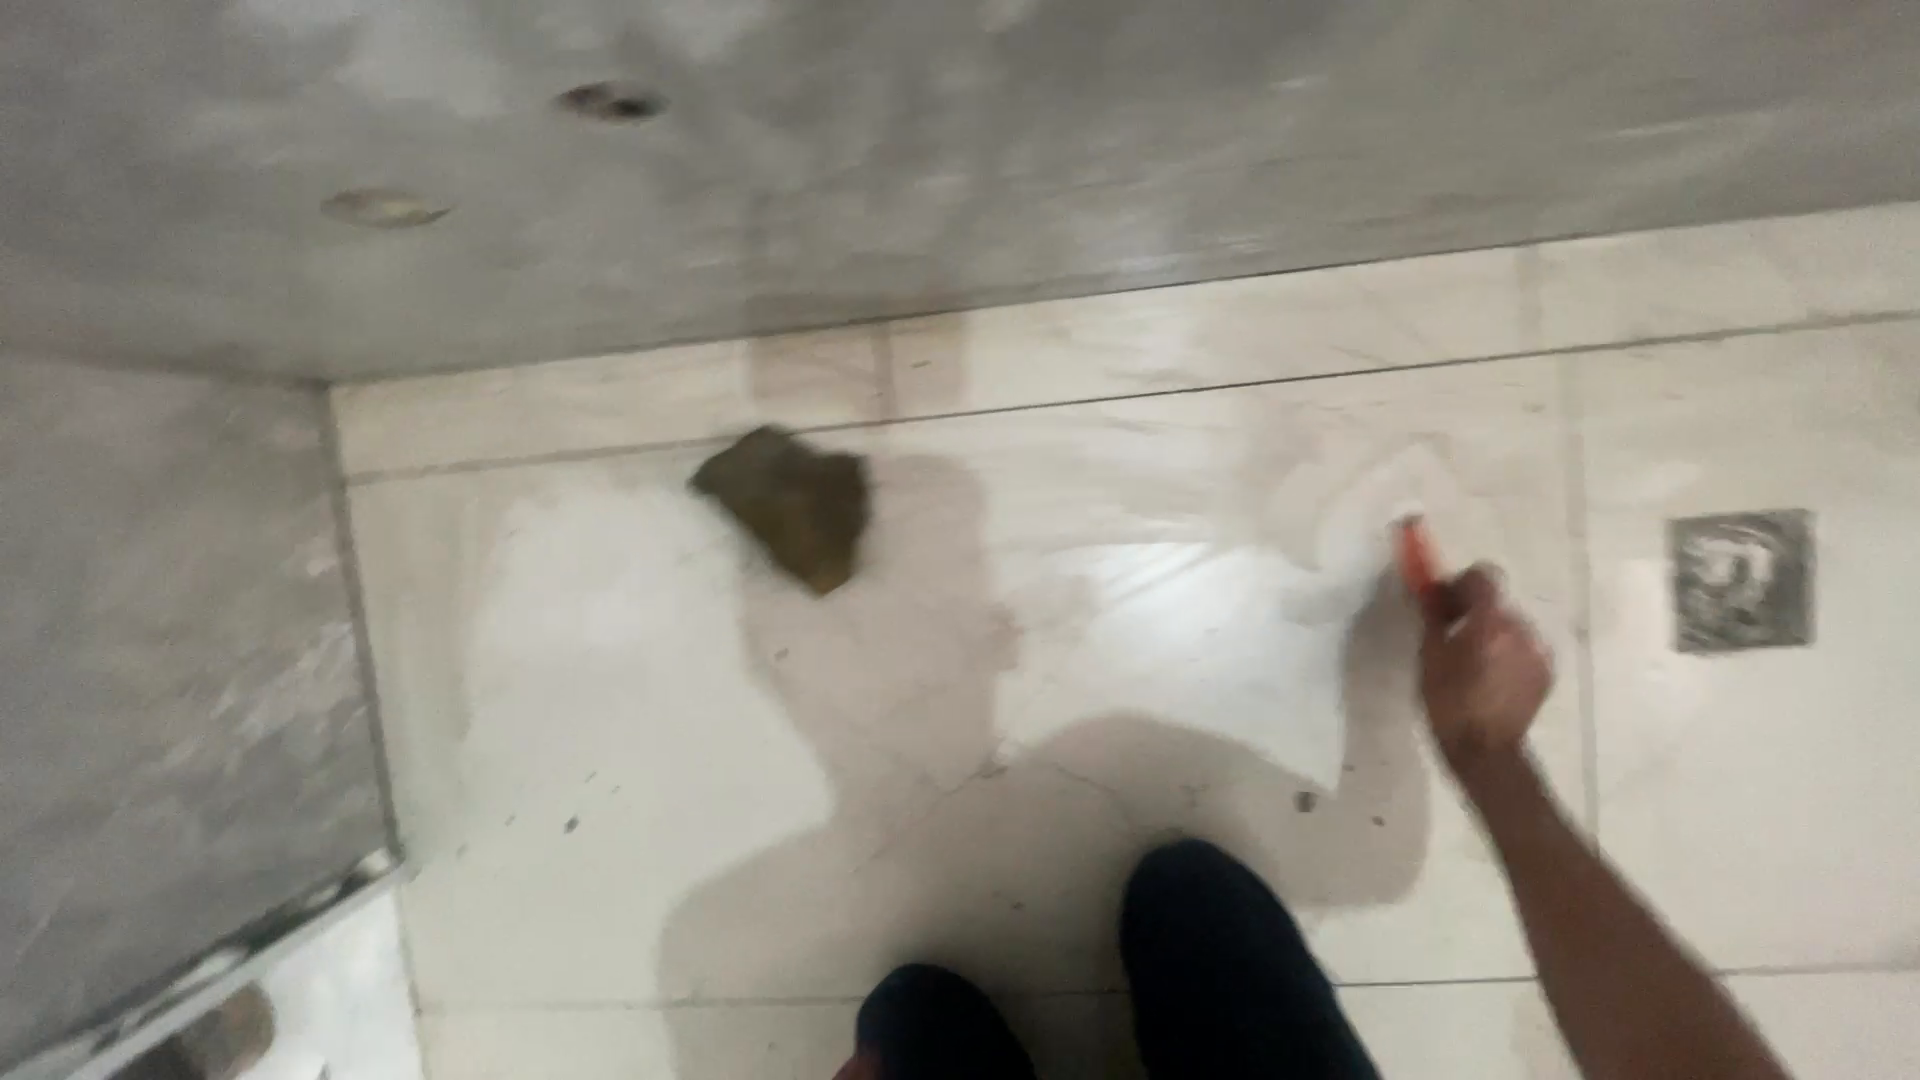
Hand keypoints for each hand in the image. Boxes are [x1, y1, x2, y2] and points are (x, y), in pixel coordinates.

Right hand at [1417, 564, 1553, 770]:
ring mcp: (1538, 650)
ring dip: (1489, 630)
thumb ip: (1434, 615)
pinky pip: (1521, 645)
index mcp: (1490, 622)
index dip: (1460, 582)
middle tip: (1448, 631)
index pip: (1483, 576)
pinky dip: (1505, 649)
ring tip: (1468, 658)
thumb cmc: (1446, 701)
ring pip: (1509, 623)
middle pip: (1495, 600)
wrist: (1485, 750)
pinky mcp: (1546, 669)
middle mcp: (1521, 629)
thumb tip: (1430, 588)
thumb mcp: (1429, 655)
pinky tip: (1488, 674)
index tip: (1442, 599)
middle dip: (1472, 609)